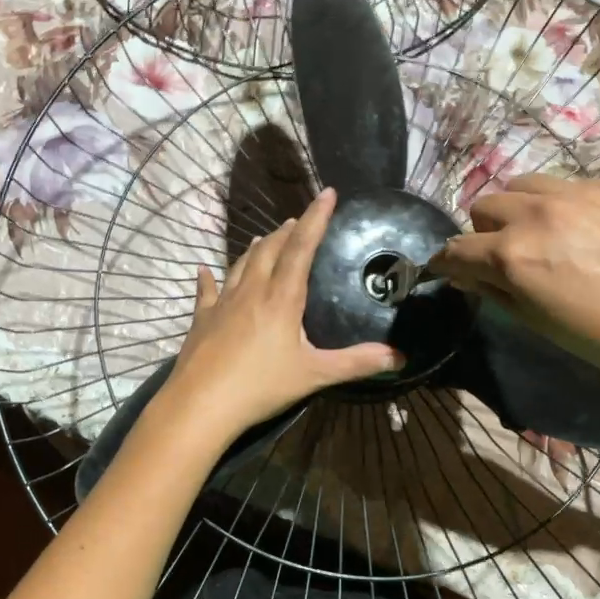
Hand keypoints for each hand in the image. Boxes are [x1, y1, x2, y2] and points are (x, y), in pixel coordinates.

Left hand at [162, 189, 402, 440]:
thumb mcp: (314, 375)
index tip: (327, 193)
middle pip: (270, 250)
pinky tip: (202, 270)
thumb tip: (399, 356)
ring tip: (267, 237)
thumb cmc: (260, 387)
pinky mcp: (201, 320)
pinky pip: (205, 292)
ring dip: (256, 248)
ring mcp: (222, 304)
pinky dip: (207, 279)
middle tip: (299, 219)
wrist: (200, 404)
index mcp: (281, 298)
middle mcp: (251, 291)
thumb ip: (356, 363)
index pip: (302, 247)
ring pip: (240, 265)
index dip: (316, 218)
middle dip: (287, 231)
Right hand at [427, 176, 599, 399]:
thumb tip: (471, 277)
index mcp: (512, 254)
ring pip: (524, 185)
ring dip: (521, 209)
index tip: (453, 274)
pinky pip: (573, 187)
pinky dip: (568, 207)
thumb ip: (498, 292)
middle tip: (509, 259)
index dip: (448, 264)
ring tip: (548, 238)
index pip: (455, 248)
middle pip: (484, 206)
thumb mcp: (542, 325)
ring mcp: (581, 192)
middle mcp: (537, 212)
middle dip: (486, 233)